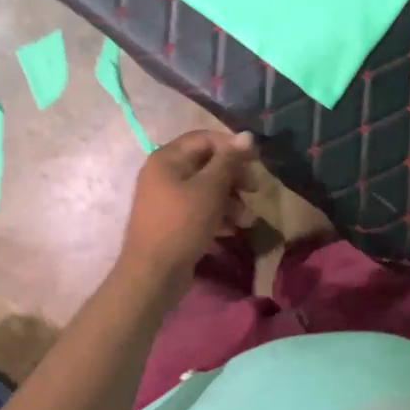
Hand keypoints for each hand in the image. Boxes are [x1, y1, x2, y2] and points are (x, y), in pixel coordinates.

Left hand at [115, 130, 257, 297]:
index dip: (232, 146)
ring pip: (205, 189)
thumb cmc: (182, 224)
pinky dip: (217, 216)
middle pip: (207, 164)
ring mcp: (166, 198)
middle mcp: (164, 173)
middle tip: (254, 190)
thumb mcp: (210, 189)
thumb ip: (229, 160)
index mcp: (167, 158)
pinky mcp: (172, 221)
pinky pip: (199, 209)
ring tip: (247, 220)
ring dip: (230, 201)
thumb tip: (247, 134)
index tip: (256, 161)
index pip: (205, 138)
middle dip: (233, 178)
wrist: (153, 275)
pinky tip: (232, 230)